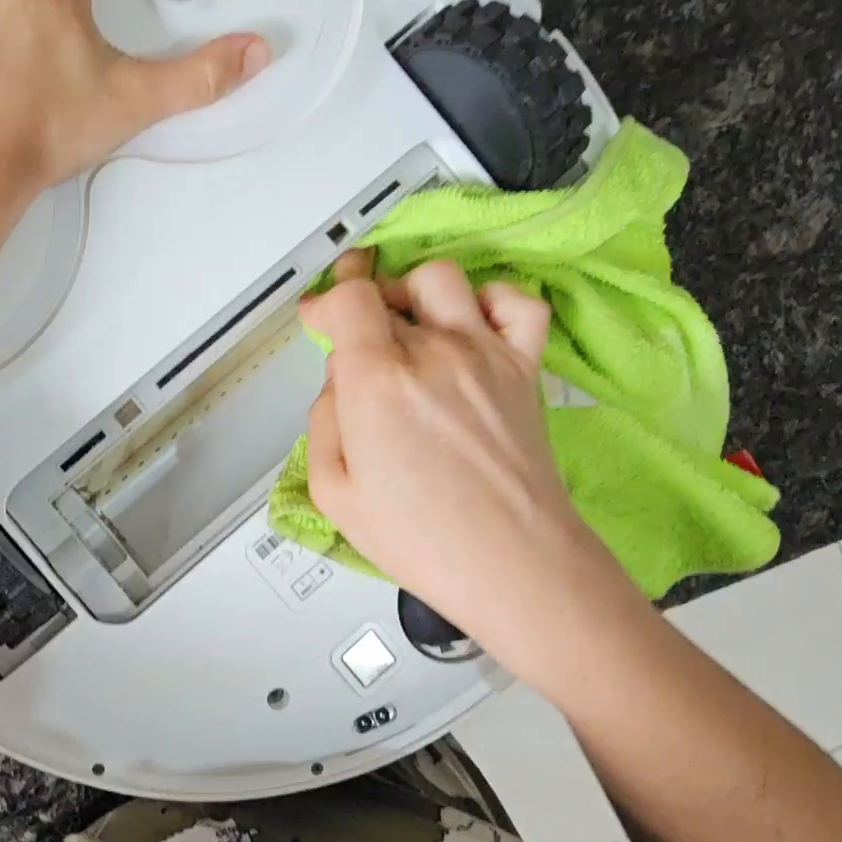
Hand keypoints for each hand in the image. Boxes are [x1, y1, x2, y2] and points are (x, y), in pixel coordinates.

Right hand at [301, 253, 632, 645]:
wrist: (511, 562)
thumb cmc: (419, 537)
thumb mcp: (333, 491)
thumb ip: (323, 421)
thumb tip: (340, 386)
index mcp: (377, 381)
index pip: (348, 298)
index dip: (325, 304)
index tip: (317, 321)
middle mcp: (432, 352)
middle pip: (387, 294)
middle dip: (359, 310)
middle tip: (354, 343)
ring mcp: (485, 353)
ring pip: (442, 279)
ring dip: (413, 293)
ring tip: (405, 326)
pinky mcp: (524, 367)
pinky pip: (516, 302)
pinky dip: (489, 299)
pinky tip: (470, 325)